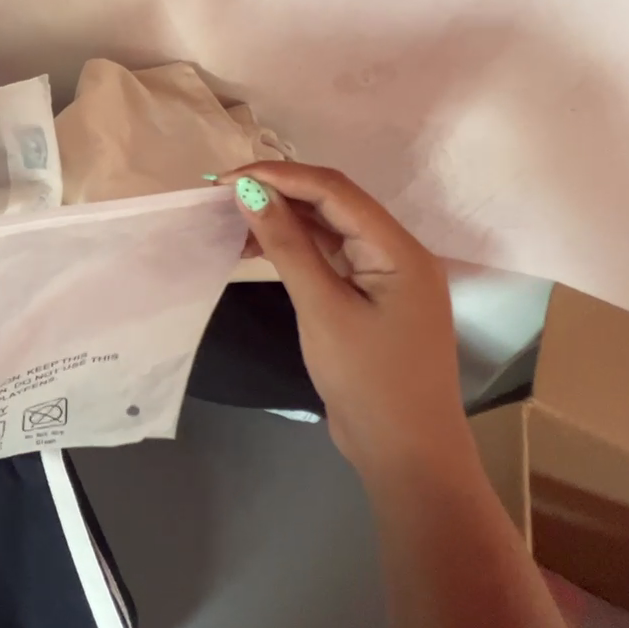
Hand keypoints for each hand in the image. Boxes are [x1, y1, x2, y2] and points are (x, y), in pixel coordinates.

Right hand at [218, 163, 468, 475]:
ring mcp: (383, 275)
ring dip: (281, 218)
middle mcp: (396, 253)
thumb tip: (249, 191)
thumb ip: (286, 244)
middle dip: (277, 191)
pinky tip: (256, 248)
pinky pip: (327, 255)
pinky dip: (291, 246)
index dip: (278, 175)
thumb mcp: (320, 307)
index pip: (334, 190)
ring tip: (231, 220)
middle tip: (222, 194)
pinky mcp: (368, 296)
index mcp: (399, 250)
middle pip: (333, 203)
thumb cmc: (367, 378)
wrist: (406, 452)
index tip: (225, 180)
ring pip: (327, 227)